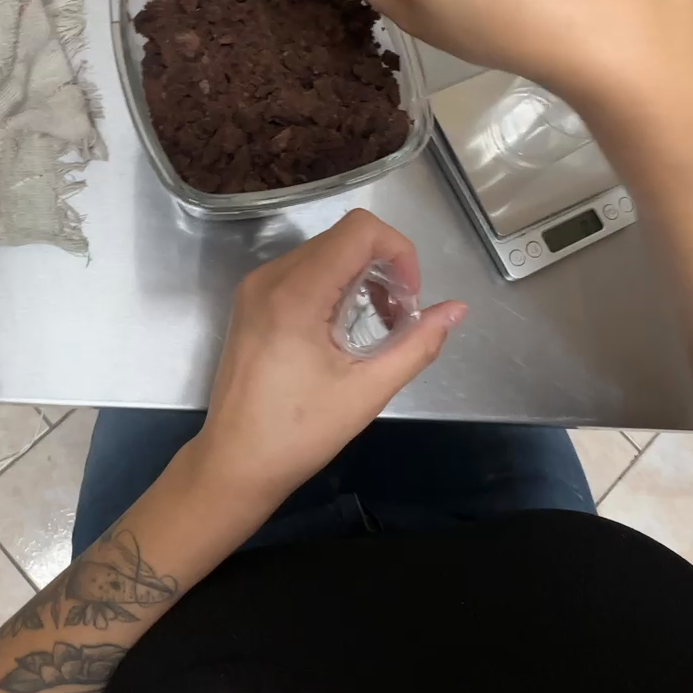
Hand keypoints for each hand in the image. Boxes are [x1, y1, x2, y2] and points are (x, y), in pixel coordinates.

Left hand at [186, 209, 466, 503]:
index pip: (359, 230)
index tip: (410, 298)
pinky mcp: (250, 300)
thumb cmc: (299, 433)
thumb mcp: (368, 391)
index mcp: (295, 293)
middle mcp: (270, 277)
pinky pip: (302, 270)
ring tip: (377, 325)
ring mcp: (255, 286)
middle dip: (383, 268)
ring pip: (324, 251)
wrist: (235, 462)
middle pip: (343, 238)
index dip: (399, 251)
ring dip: (360, 276)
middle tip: (399, 319)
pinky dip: (334, 285)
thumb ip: (418, 344)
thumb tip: (457, 310)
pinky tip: (344, 327)